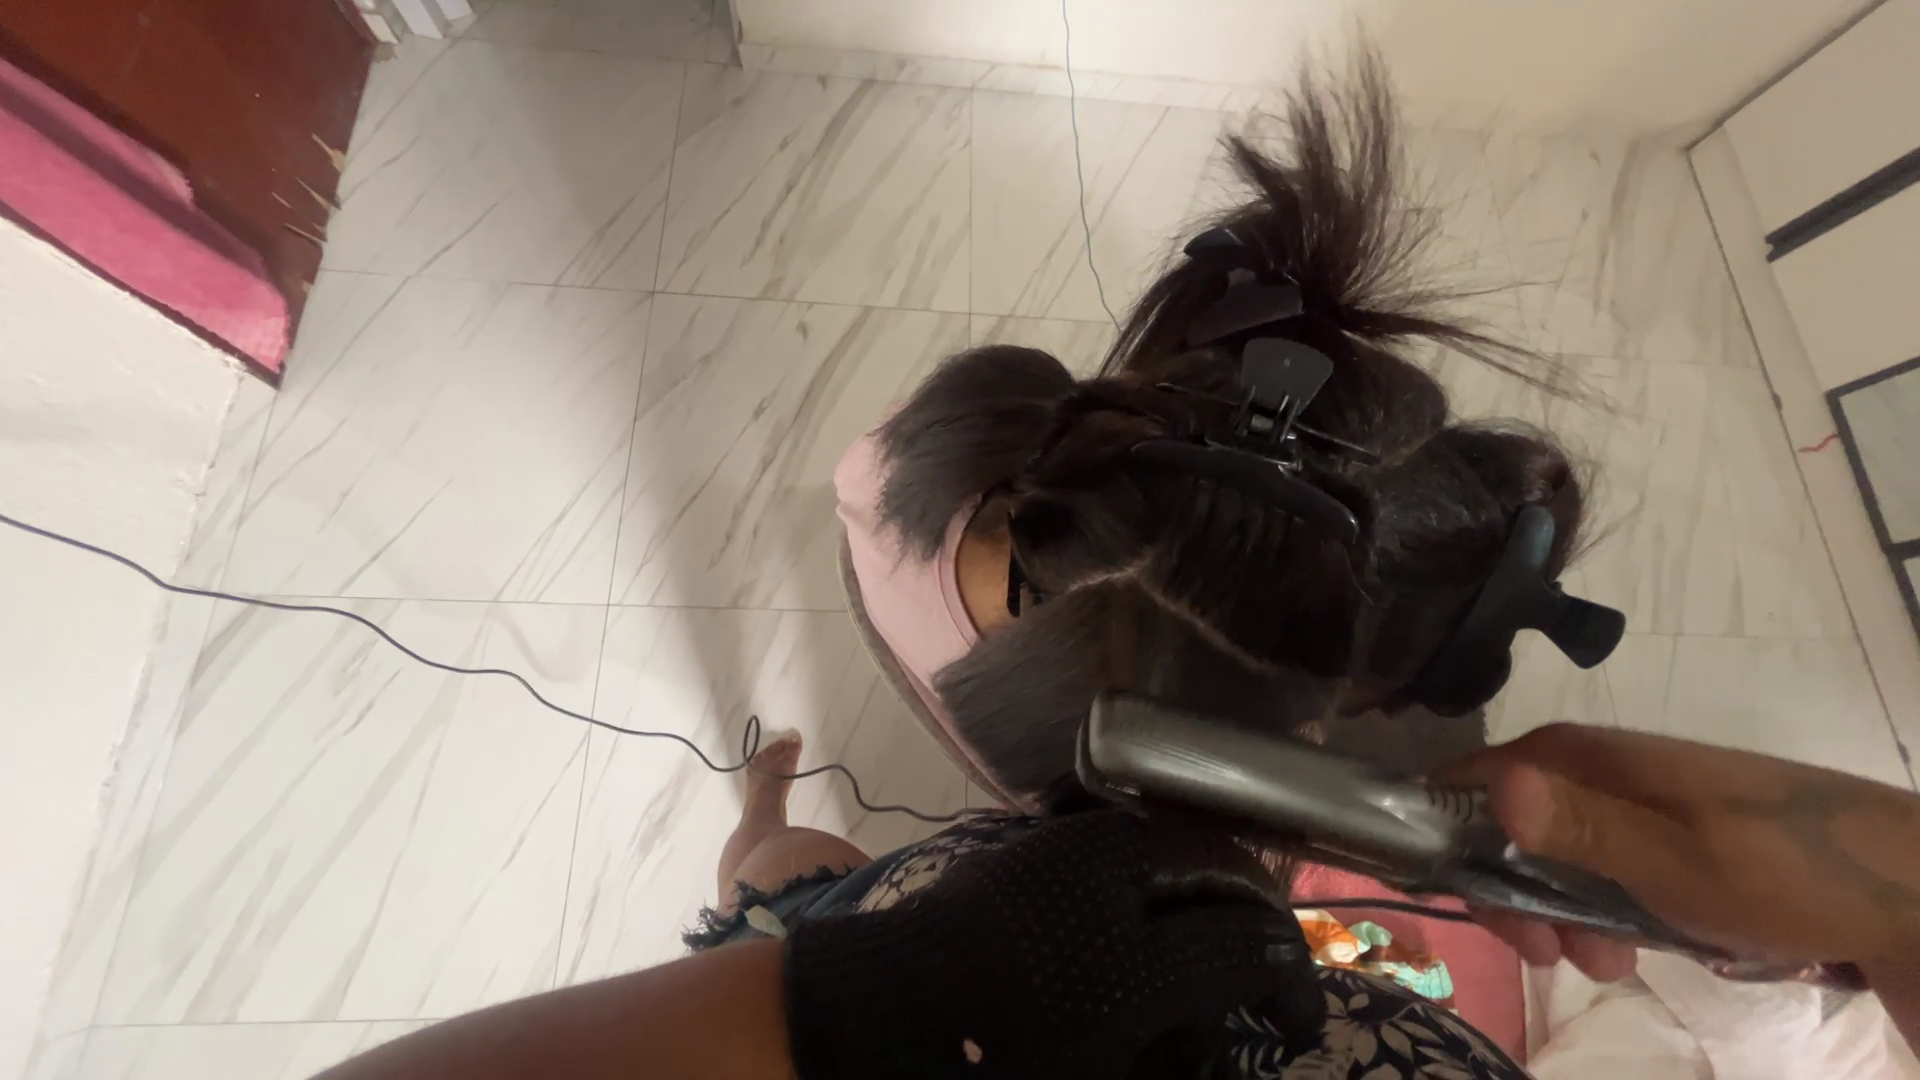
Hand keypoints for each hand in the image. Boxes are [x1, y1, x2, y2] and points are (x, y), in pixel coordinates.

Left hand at [782, 809, 1320, 1079]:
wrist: (875, 1019)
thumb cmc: (988, 1069)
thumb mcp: (1102, 1068)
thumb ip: (1176, 1038)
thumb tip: (1235, 1004)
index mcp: (1127, 963)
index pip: (1246, 948)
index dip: (1288, 985)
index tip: (1296, 1022)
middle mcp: (1103, 884)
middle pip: (1216, 870)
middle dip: (1252, 914)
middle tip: (1263, 966)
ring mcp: (1064, 850)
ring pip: (1167, 842)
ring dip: (1203, 882)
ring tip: (1208, 933)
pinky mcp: (1032, 841)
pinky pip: (1117, 840)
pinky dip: (1150, 866)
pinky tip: (1145, 909)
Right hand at [1450, 723, 1919, 982]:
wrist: (1918, 896)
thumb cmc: (1787, 871)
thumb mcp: (1679, 859)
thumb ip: (1582, 826)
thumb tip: (1496, 787)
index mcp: (1571, 755)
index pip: (1465, 782)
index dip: (1446, 838)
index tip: (1466, 902)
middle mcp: (1580, 767)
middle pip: (1498, 823)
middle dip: (1508, 891)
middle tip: (1542, 951)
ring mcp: (1616, 799)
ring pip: (1543, 853)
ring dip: (1554, 911)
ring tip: (1601, 960)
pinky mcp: (1649, 832)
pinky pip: (1589, 867)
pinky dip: (1593, 909)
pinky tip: (1626, 944)